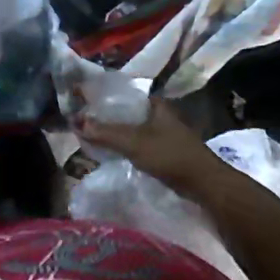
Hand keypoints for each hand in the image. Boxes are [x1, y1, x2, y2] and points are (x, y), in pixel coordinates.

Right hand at [77, 97, 208, 180]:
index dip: (102, 98)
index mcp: (155, 104)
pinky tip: (110, 151)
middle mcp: (159, 114)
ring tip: (91, 136)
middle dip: (104, 117)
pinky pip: (137, 142)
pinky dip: (123, 145)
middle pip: (125, 112)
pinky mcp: (164, 149)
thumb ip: (104, 132)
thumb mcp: (133, 142)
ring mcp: (163, 132)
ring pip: (130, 128)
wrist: (204, 184)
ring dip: (113, 132)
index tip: (82, 104)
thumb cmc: (170, 155)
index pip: (122, 95)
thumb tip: (75, 122)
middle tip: (82, 122)